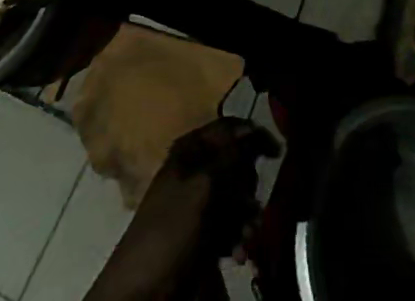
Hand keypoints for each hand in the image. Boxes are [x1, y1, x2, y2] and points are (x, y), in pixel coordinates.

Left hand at [88, 118, 280, 300]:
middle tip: (248, 203)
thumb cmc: (169, 230)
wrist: (140, 291)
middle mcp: (196, 171)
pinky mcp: (204, 231)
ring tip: (246, 235)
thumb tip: (252, 129)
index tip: (275, 153)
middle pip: (238, 164)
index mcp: (190, 151)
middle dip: (249, 187)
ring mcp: (200, 203)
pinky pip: (232, 224)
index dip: (253, 136)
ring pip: (238, 197)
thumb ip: (231, 155)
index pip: (229, 129)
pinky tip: (238, 251)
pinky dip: (238, 236)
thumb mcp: (202, 186)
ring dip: (246, 217)